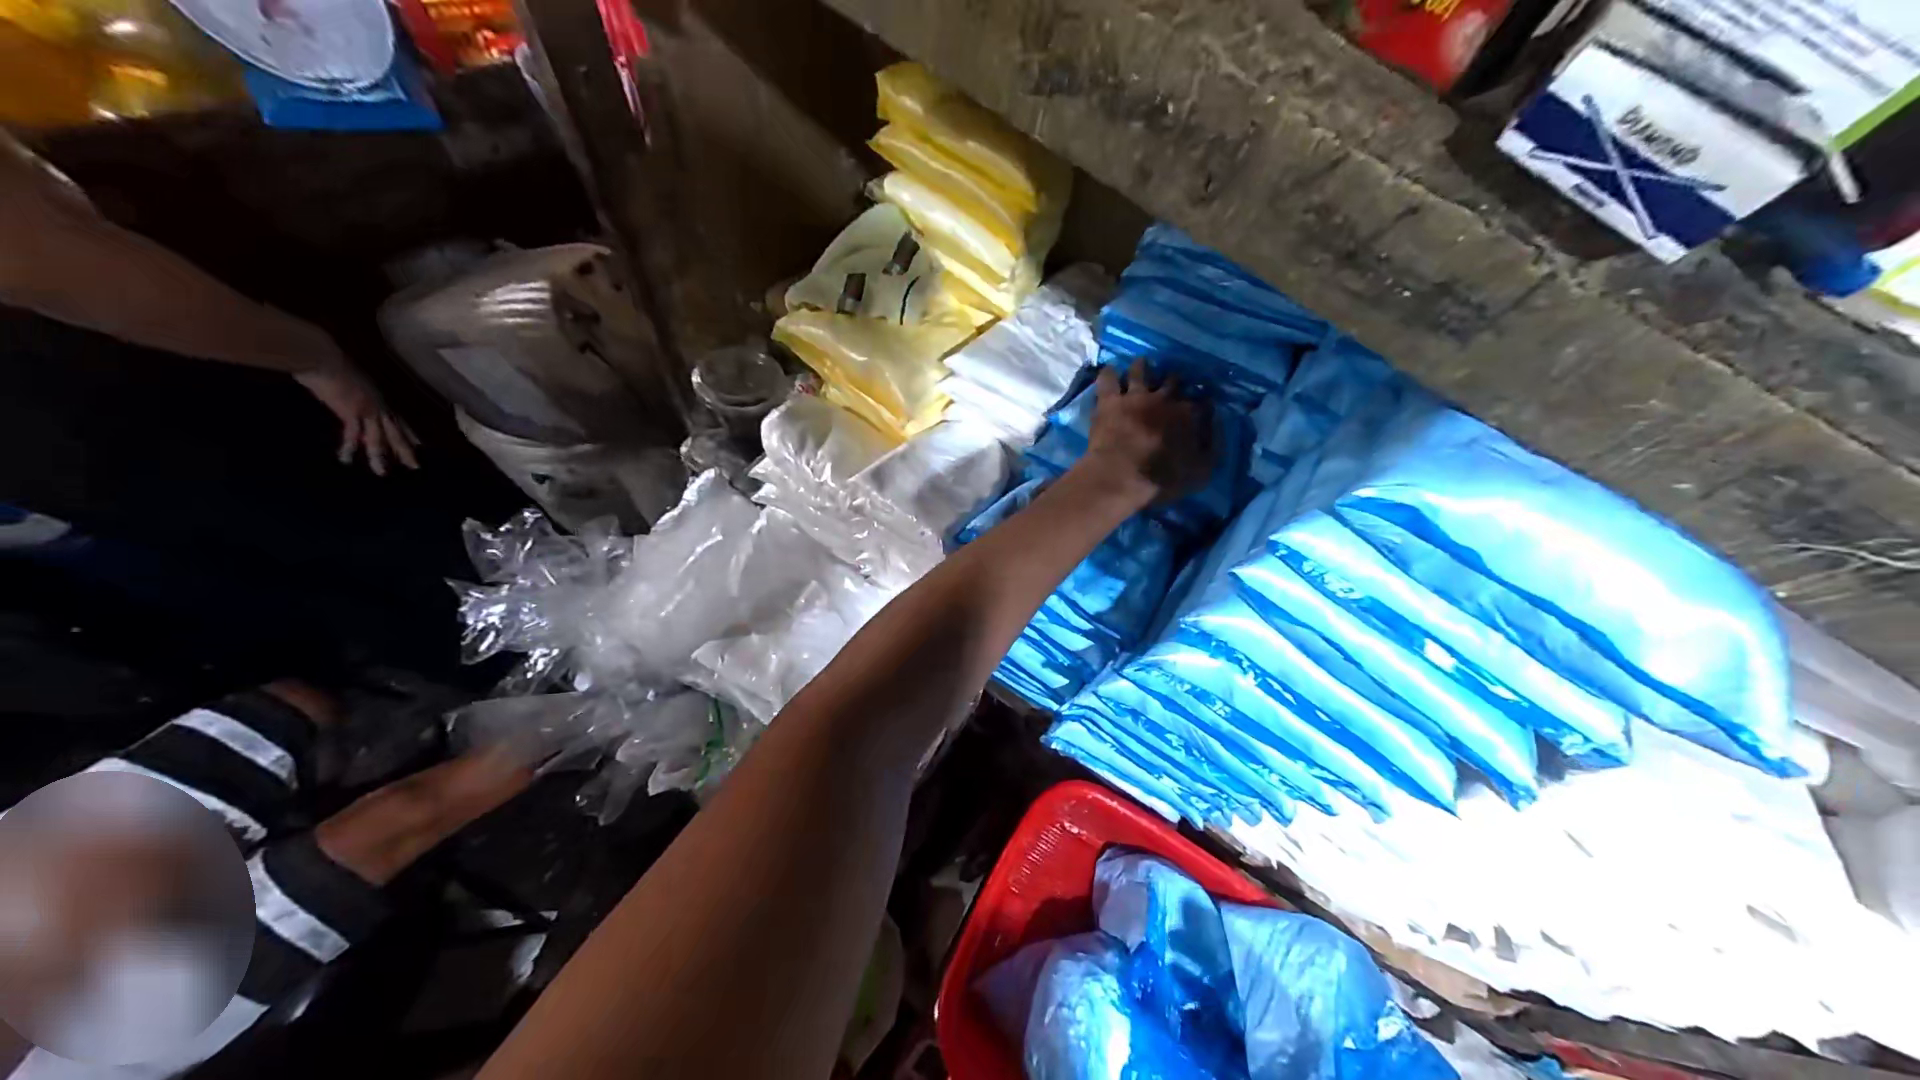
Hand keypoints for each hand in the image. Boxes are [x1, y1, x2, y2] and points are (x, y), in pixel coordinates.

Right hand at [294, 354, 420, 475]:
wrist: (319, 355)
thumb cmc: (328, 364)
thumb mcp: (350, 382)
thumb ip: (354, 395)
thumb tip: (348, 401)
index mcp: (379, 397)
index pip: (398, 420)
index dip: (409, 433)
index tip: (419, 445)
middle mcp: (379, 404)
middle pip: (396, 432)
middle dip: (405, 450)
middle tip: (415, 467)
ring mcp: (367, 408)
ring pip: (379, 438)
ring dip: (380, 457)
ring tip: (382, 473)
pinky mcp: (351, 411)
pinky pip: (352, 434)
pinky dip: (349, 447)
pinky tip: (346, 459)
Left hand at [1077, 359, 1211, 503]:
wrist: (1120, 478)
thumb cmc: (1162, 481)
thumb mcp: (1201, 471)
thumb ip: (1213, 446)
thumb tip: (1216, 425)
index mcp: (1188, 414)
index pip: (1202, 400)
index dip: (1202, 401)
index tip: (1201, 404)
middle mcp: (1164, 398)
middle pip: (1173, 379)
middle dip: (1174, 379)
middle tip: (1171, 383)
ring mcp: (1135, 396)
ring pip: (1140, 370)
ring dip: (1142, 367)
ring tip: (1141, 367)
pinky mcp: (1109, 401)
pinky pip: (1108, 378)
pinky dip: (1109, 373)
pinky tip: (1110, 371)